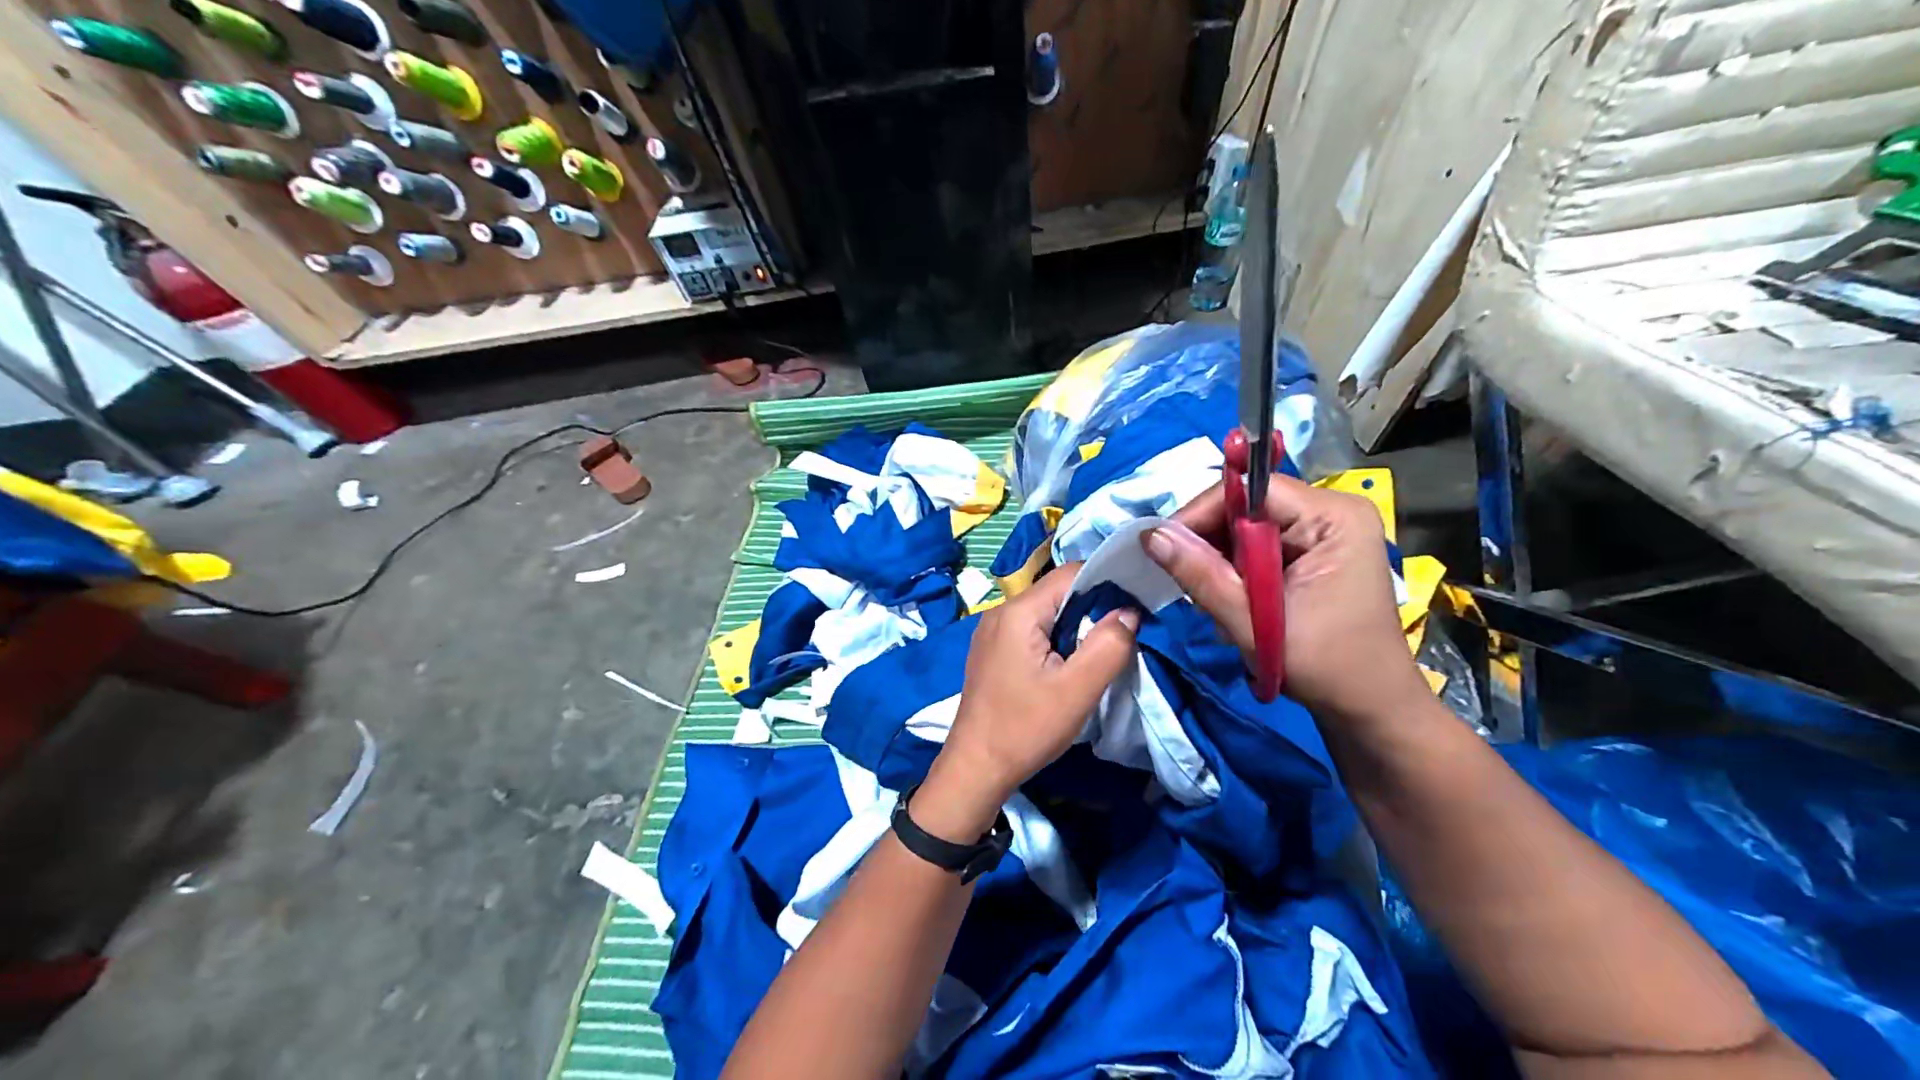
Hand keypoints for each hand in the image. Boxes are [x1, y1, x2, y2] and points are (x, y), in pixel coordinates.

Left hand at [917, 564, 1138, 841]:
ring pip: (1046, 611)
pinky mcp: (993, 650)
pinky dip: (1055, 639)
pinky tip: (1067, 665)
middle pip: (1058, 591)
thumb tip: (1129, 611)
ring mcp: (993, 630)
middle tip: (1121, 635)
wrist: (976, 767)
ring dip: (1074, 625)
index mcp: (1019, 611)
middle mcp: (1001, 611)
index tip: (1135, 604)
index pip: (1071, 573)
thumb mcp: (1077, 690)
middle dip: (1092, 607)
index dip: (1107, 582)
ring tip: (1097, 652)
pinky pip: (1032, 629)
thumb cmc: (1026, 728)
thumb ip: (1108, 646)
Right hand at [1143, 474, 1427, 722]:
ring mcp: (1324, 533)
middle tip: (1185, 580)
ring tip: (1212, 599)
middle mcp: (1332, 512)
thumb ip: (1201, 575)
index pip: (1251, 491)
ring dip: (1220, 561)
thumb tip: (1150, 536)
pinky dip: (1235, 571)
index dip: (1202, 513)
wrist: (1370, 709)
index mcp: (1334, 517)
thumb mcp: (1254, 622)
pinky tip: (1232, 600)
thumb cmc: (1325, 666)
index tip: (1163, 546)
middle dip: (1209, 542)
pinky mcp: (1314, 553)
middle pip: (1247, 507)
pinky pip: (1258, 546)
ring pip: (1247, 528)